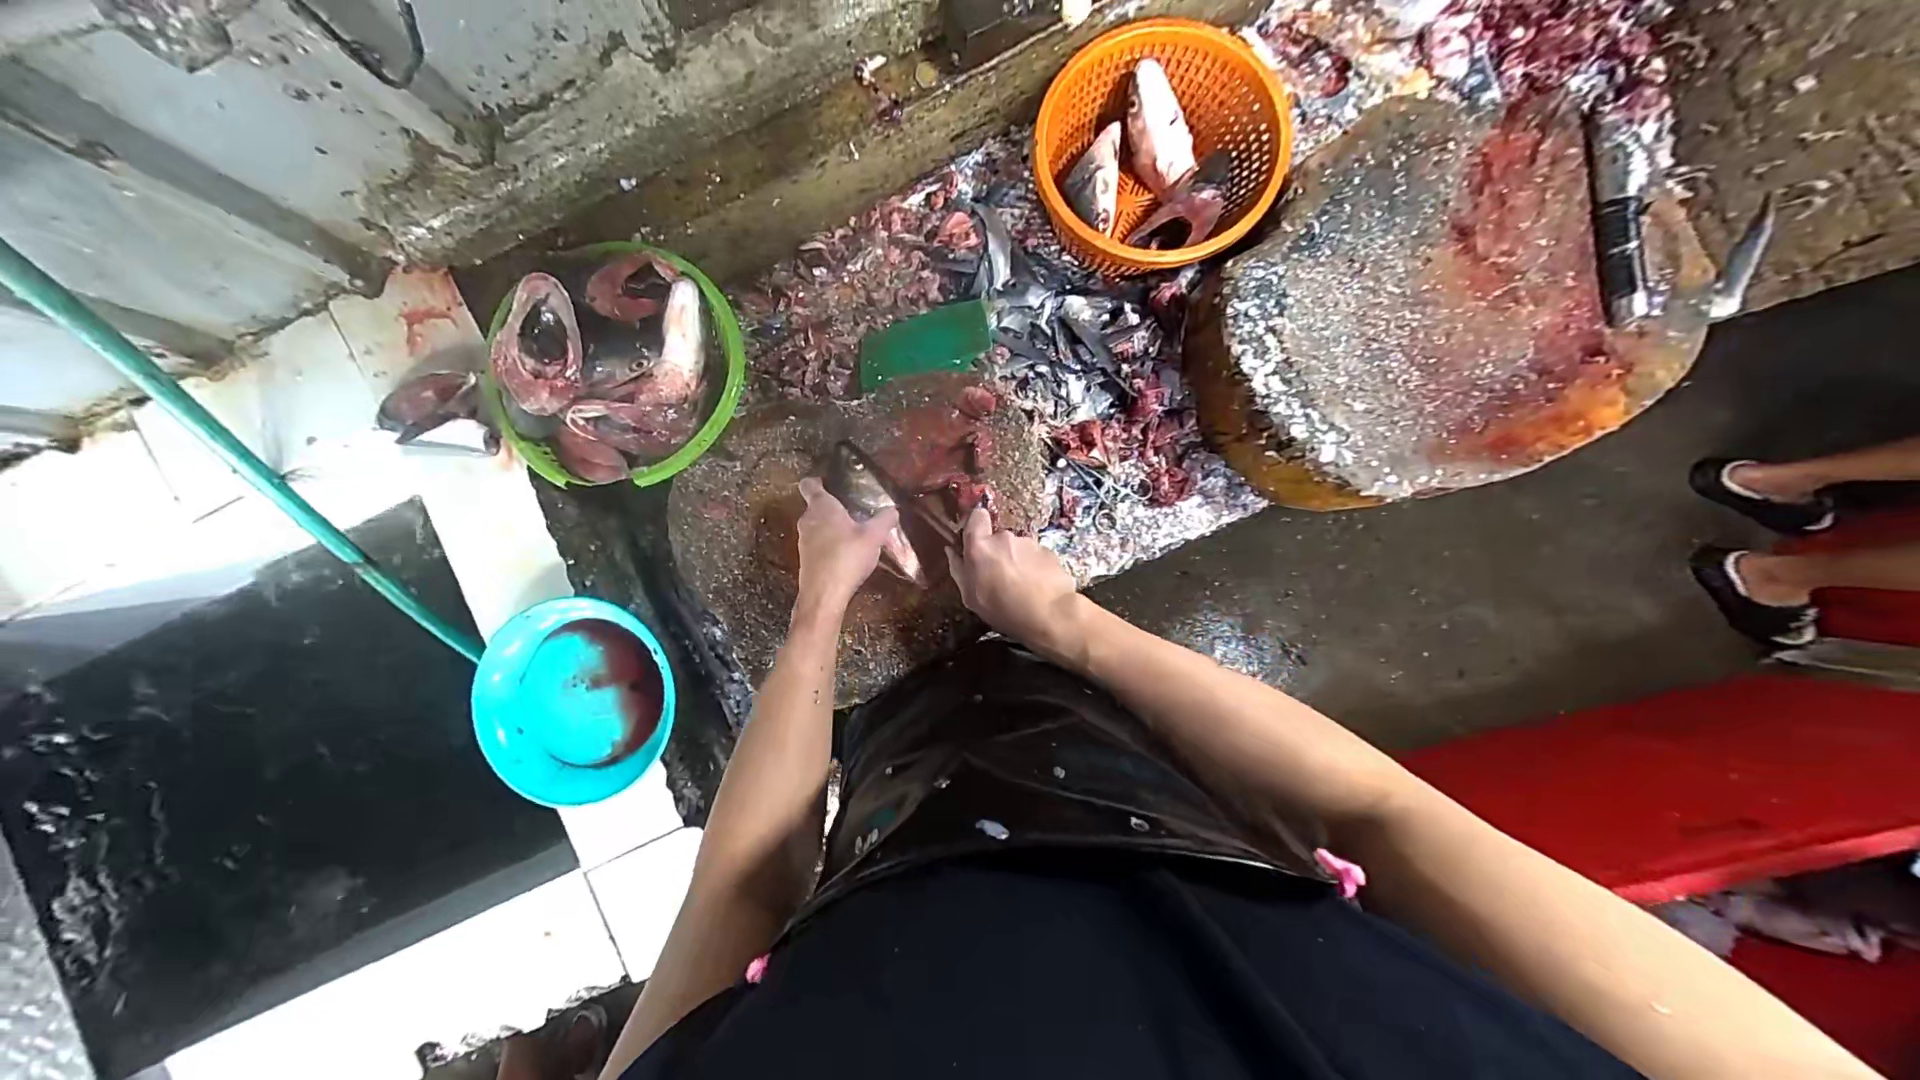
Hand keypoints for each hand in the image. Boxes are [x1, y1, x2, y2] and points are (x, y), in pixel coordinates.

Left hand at [794, 477, 896, 614]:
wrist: (824, 594)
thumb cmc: (847, 557)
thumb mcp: (874, 537)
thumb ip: (884, 520)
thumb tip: (893, 510)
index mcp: (822, 507)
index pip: (810, 484)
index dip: (818, 480)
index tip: (830, 481)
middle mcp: (808, 520)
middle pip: (817, 506)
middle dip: (833, 507)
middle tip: (854, 510)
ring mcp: (804, 541)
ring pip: (817, 526)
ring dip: (832, 527)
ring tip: (854, 533)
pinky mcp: (806, 559)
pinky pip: (818, 544)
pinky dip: (830, 544)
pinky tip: (847, 554)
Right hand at [946, 507, 1086, 660]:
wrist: (1049, 615)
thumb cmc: (1003, 610)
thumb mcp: (971, 597)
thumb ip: (959, 570)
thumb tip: (951, 551)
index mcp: (980, 547)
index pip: (977, 517)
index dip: (978, 525)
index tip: (978, 540)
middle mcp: (1005, 537)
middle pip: (998, 538)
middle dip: (999, 553)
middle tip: (1002, 576)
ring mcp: (1029, 543)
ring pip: (1019, 548)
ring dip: (1018, 561)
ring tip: (1023, 585)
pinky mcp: (1049, 551)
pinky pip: (1036, 556)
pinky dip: (1035, 567)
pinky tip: (1038, 586)